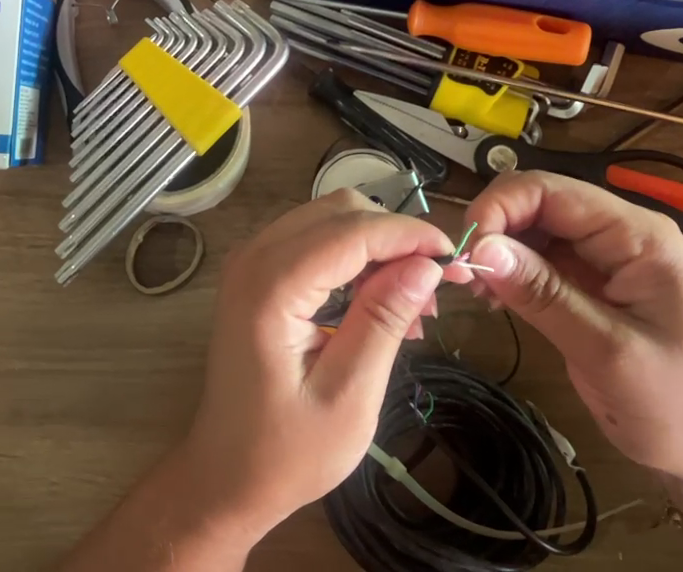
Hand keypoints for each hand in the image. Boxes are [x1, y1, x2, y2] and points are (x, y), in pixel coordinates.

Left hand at [174, 189, 454, 540]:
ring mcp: (249, 260)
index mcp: (271, 287)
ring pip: (327, 218)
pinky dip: (352, 255)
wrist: (225, 471)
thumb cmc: (287, 450)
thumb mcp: (349, 395)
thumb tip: (427, 265)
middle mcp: (253, 257)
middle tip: (438, 285)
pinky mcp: (255, 272)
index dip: (409, 235)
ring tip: (414, 302)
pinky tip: (380, 299)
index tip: (457, 259)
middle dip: (395, 236)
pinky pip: (312, 239)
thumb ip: (383, 321)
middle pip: (338, 211)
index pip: (352, 231)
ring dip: (376, 244)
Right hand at [458, 171, 682, 553]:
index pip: (550, 191)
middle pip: (537, 205)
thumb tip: (480, 247)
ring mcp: (606, 262)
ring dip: (498, 253)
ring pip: (533, 232)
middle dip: (494, 230)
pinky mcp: (592, 289)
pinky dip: (510, 275)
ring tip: (478, 294)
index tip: (465, 252)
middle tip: (463, 278)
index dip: (499, 208)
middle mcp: (619, 236)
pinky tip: (495, 302)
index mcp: (637, 236)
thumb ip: (545, 295)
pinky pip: (540, 263)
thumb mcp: (611, 352)